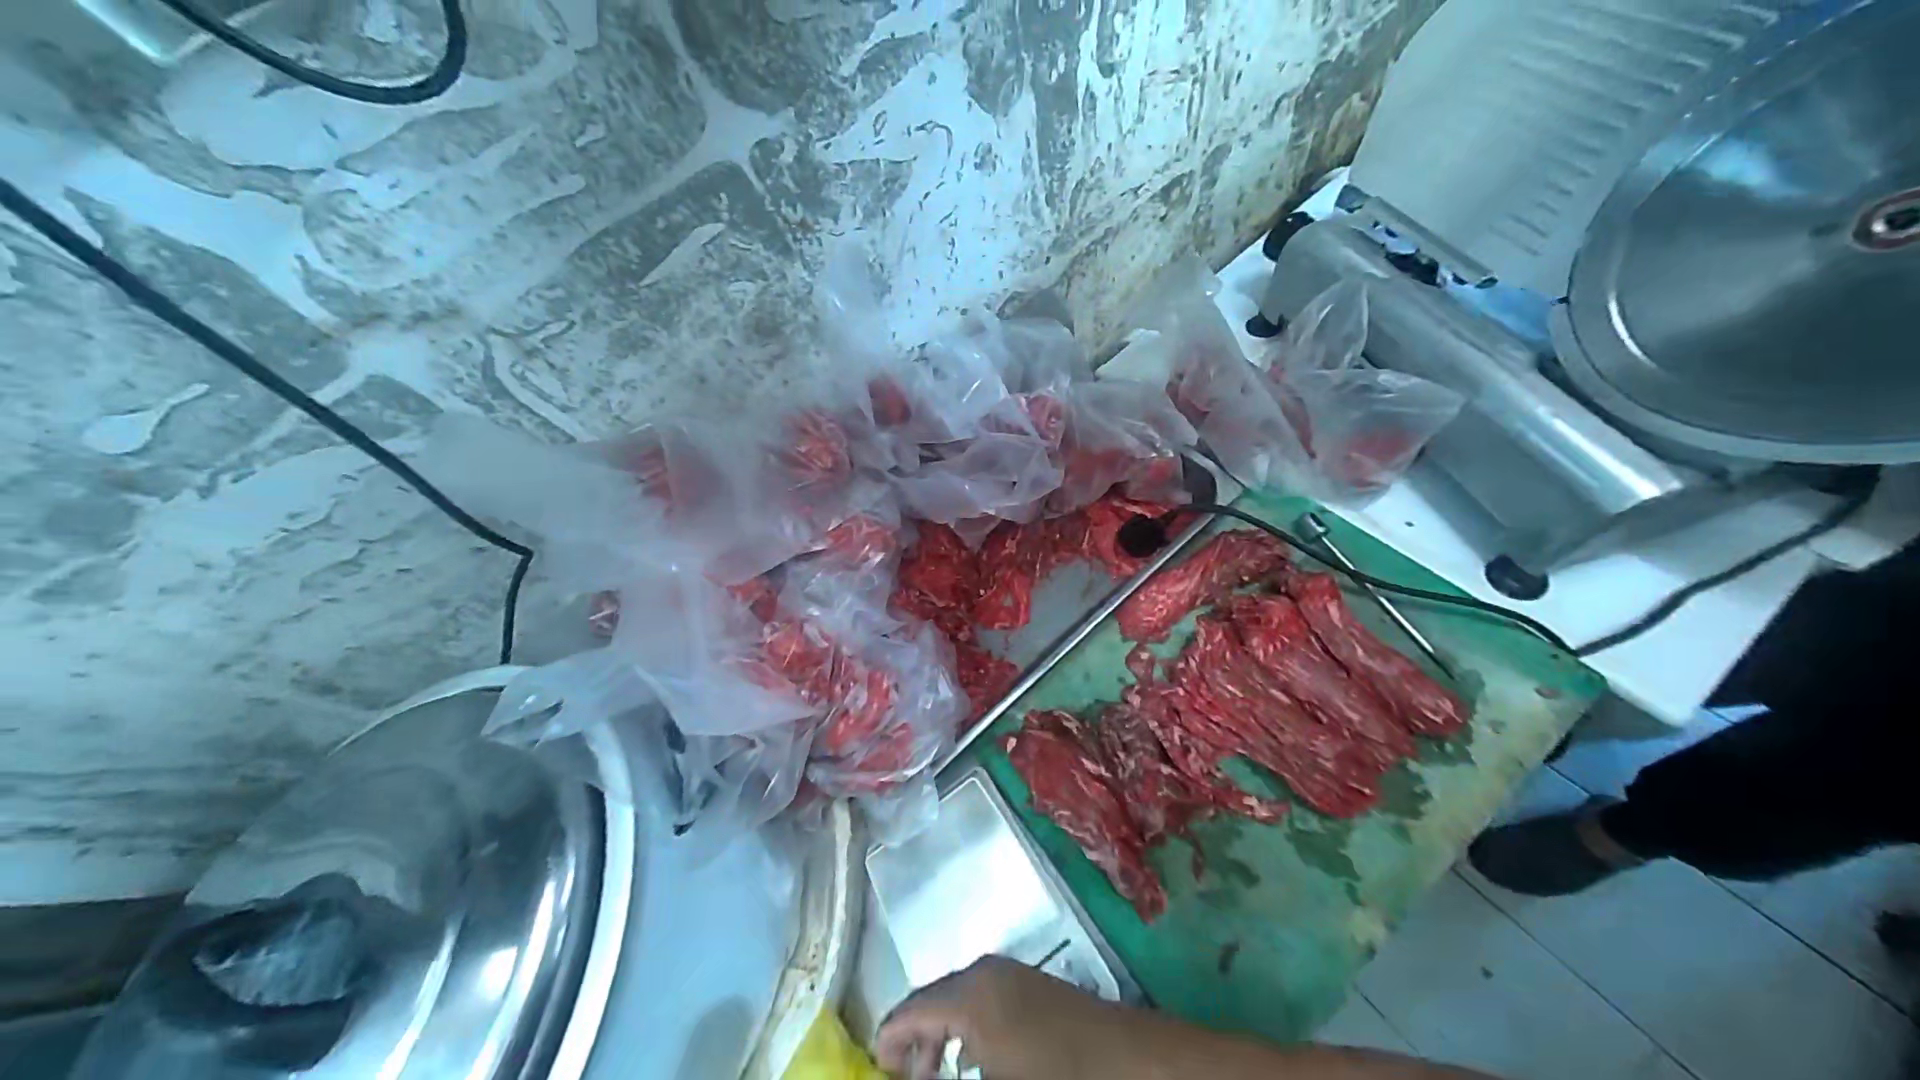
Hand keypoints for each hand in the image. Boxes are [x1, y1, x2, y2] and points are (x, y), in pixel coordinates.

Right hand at [873, 955, 1134, 1079]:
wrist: (1129, 1061)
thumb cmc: (1056, 1074)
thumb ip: (943, 1075)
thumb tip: (915, 1071)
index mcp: (969, 994)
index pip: (910, 1010)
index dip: (888, 1041)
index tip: (876, 1072)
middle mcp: (983, 972)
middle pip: (930, 1000)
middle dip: (912, 1041)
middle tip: (904, 1078)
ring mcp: (1009, 974)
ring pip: (955, 998)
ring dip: (938, 1036)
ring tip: (934, 1074)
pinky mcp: (1029, 983)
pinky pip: (979, 998)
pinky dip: (963, 1026)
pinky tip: (971, 1060)